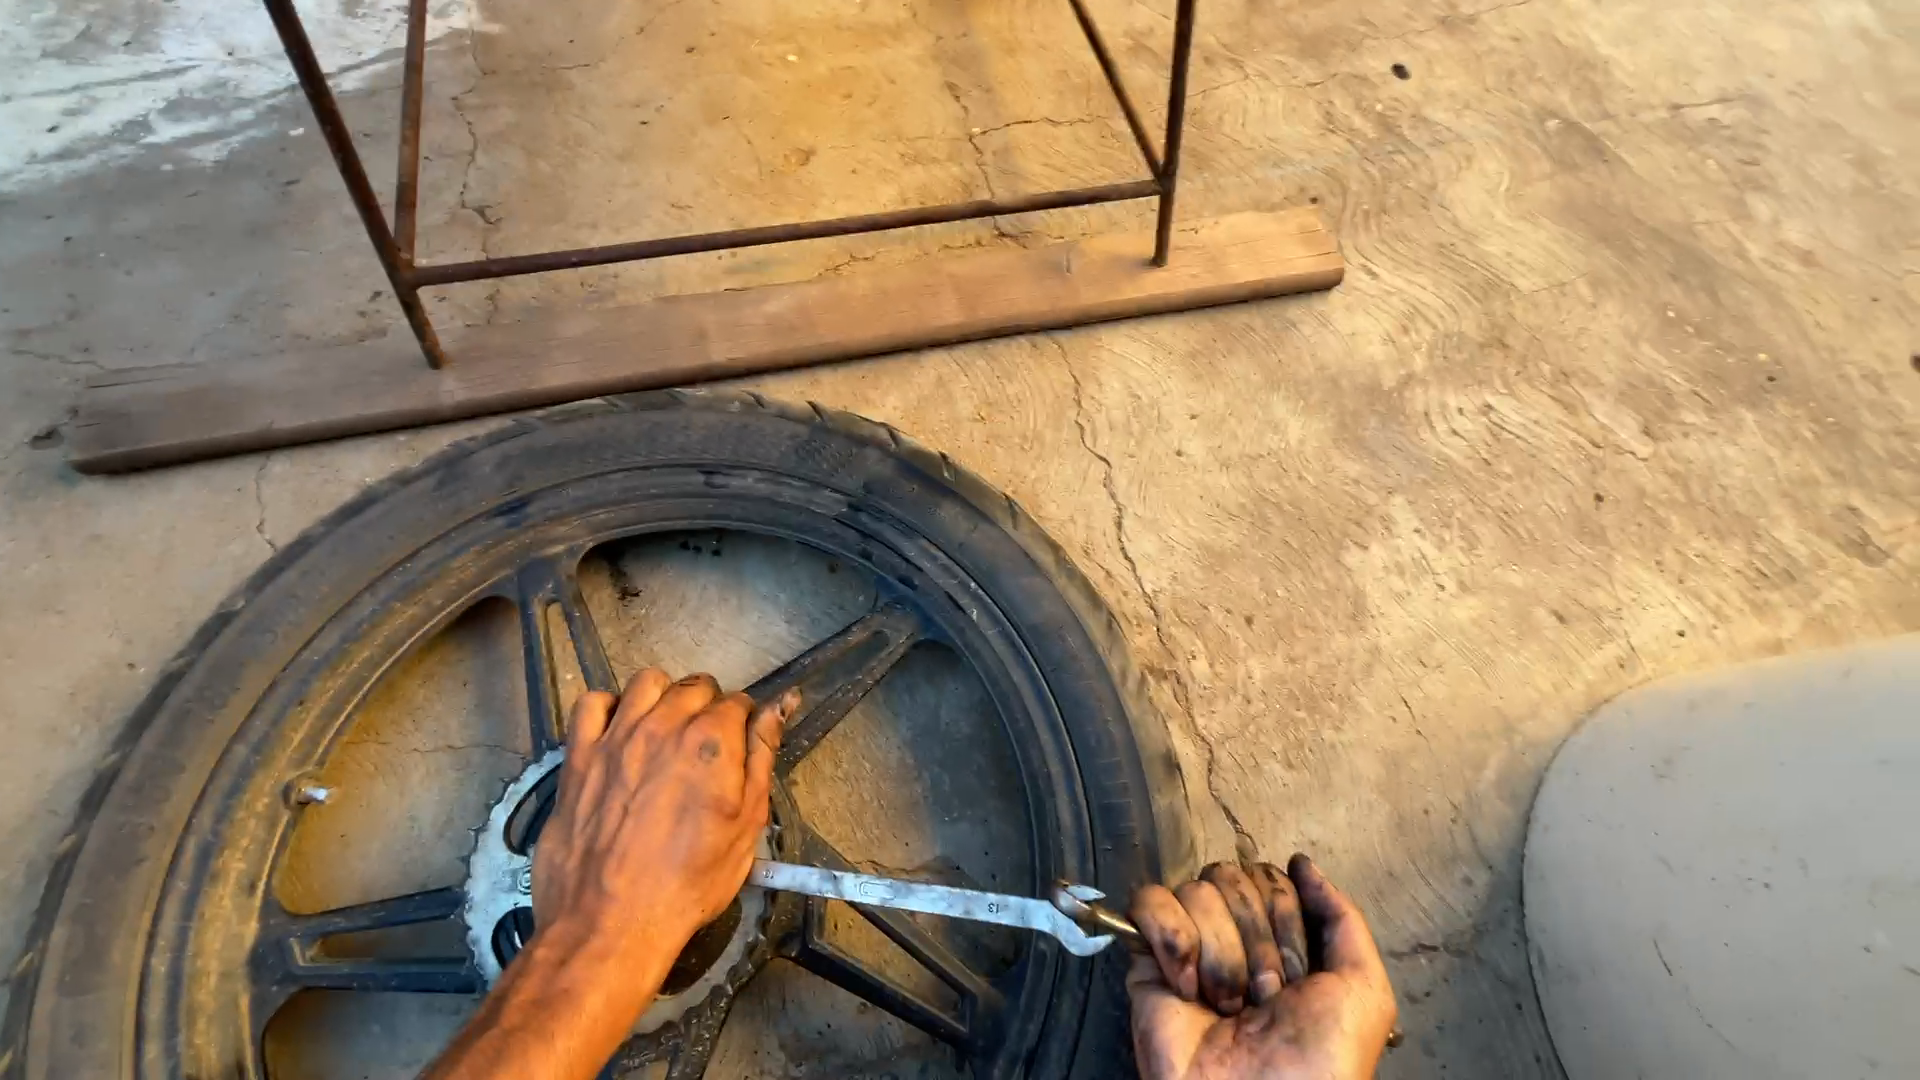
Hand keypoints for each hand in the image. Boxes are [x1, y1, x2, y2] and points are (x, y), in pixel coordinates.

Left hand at [532, 669, 794, 992]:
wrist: (610, 924)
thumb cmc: (691, 880)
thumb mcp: (748, 822)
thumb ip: (764, 754)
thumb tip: (783, 704)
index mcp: (712, 739)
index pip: (738, 702)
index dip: (744, 723)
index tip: (740, 747)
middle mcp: (665, 724)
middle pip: (695, 686)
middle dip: (707, 706)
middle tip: (706, 745)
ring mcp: (617, 736)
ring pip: (646, 682)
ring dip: (663, 697)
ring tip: (664, 729)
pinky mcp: (578, 756)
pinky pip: (591, 703)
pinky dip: (607, 708)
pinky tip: (618, 732)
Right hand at [1127, 854, 1397, 1079]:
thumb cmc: (1316, 1061)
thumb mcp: (1363, 994)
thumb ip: (1343, 919)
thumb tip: (1302, 862)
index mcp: (1277, 936)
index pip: (1269, 876)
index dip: (1284, 916)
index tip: (1295, 975)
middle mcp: (1230, 932)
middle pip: (1230, 875)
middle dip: (1253, 938)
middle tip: (1262, 996)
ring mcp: (1185, 941)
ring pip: (1195, 889)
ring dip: (1218, 955)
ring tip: (1226, 1005)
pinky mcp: (1145, 954)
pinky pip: (1149, 902)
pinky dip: (1171, 939)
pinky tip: (1186, 986)